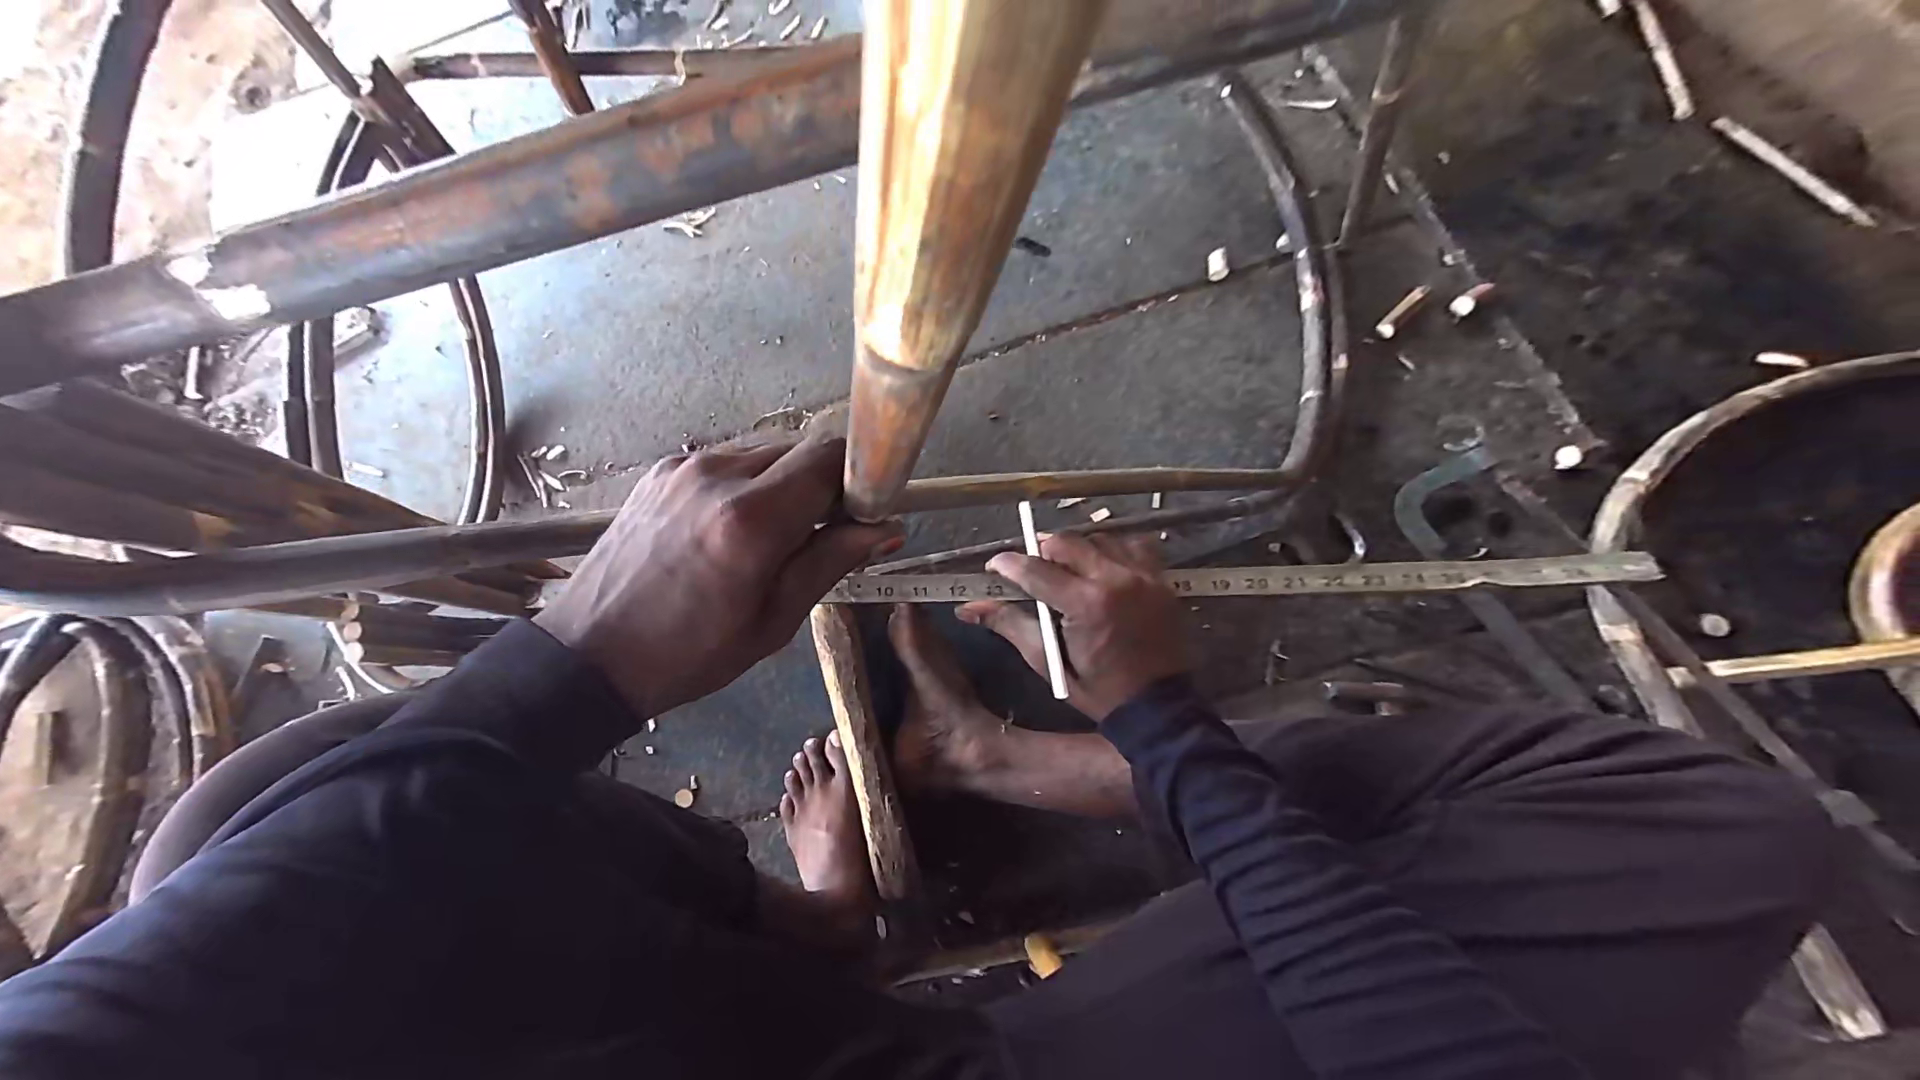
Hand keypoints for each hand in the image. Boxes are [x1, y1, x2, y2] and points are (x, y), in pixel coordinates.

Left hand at [536, 438, 902, 718]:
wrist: (590, 653)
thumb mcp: (776, 619)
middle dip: (826, 481)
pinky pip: (729, 460)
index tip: (865, 511)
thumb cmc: (692, 652)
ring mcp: (684, 467)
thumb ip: (832, 560)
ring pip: (766, 450)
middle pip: (800, 449)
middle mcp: (717, 475)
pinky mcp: (663, 469)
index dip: (859, 476)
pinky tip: (737, 525)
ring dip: (788, 481)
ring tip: (778, 532)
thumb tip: (887, 528)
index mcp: (751, 520)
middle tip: (825, 529)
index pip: (829, 458)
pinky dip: (751, 482)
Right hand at [958, 533, 1192, 718]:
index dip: (1008, 564)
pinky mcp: (1161, 578)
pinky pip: (1132, 545)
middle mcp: (1115, 579)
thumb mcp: (1049, 661)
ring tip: (1067, 571)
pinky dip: (1112, 550)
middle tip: (1033, 571)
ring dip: (1076, 549)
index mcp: (1086, 604)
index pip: (1035, 569)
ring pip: (1099, 538)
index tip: (995, 567)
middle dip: (1041, 551)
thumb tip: (968, 609)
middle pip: (1066, 541)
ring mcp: (1143, 575)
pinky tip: (1103, 568)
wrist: (1161, 707)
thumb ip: (1010, 625)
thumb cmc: (1099, 690)